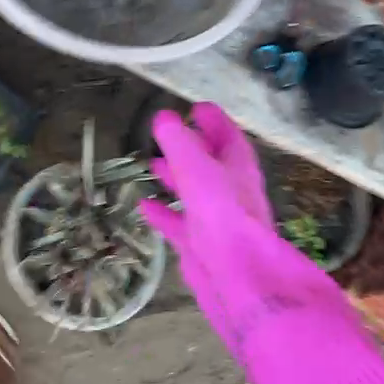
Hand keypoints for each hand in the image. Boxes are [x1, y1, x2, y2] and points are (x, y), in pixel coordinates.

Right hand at [139, 103, 350, 351]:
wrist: (236, 275)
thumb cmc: (220, 211)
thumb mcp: (195, 165)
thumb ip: (177, 140)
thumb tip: (163, 117)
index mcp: (238, 166)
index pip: (227, 135)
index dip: (213, 120)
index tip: (196, 108)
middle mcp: (231, 190)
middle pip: (211, 162)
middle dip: (192, 147)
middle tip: (170, 134)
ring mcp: (217, 219)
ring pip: (195, 191)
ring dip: (176, 177)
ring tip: (153, 164)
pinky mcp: (202, 245)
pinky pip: (179, 223)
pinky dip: (163, 213)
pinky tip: (144, 206)